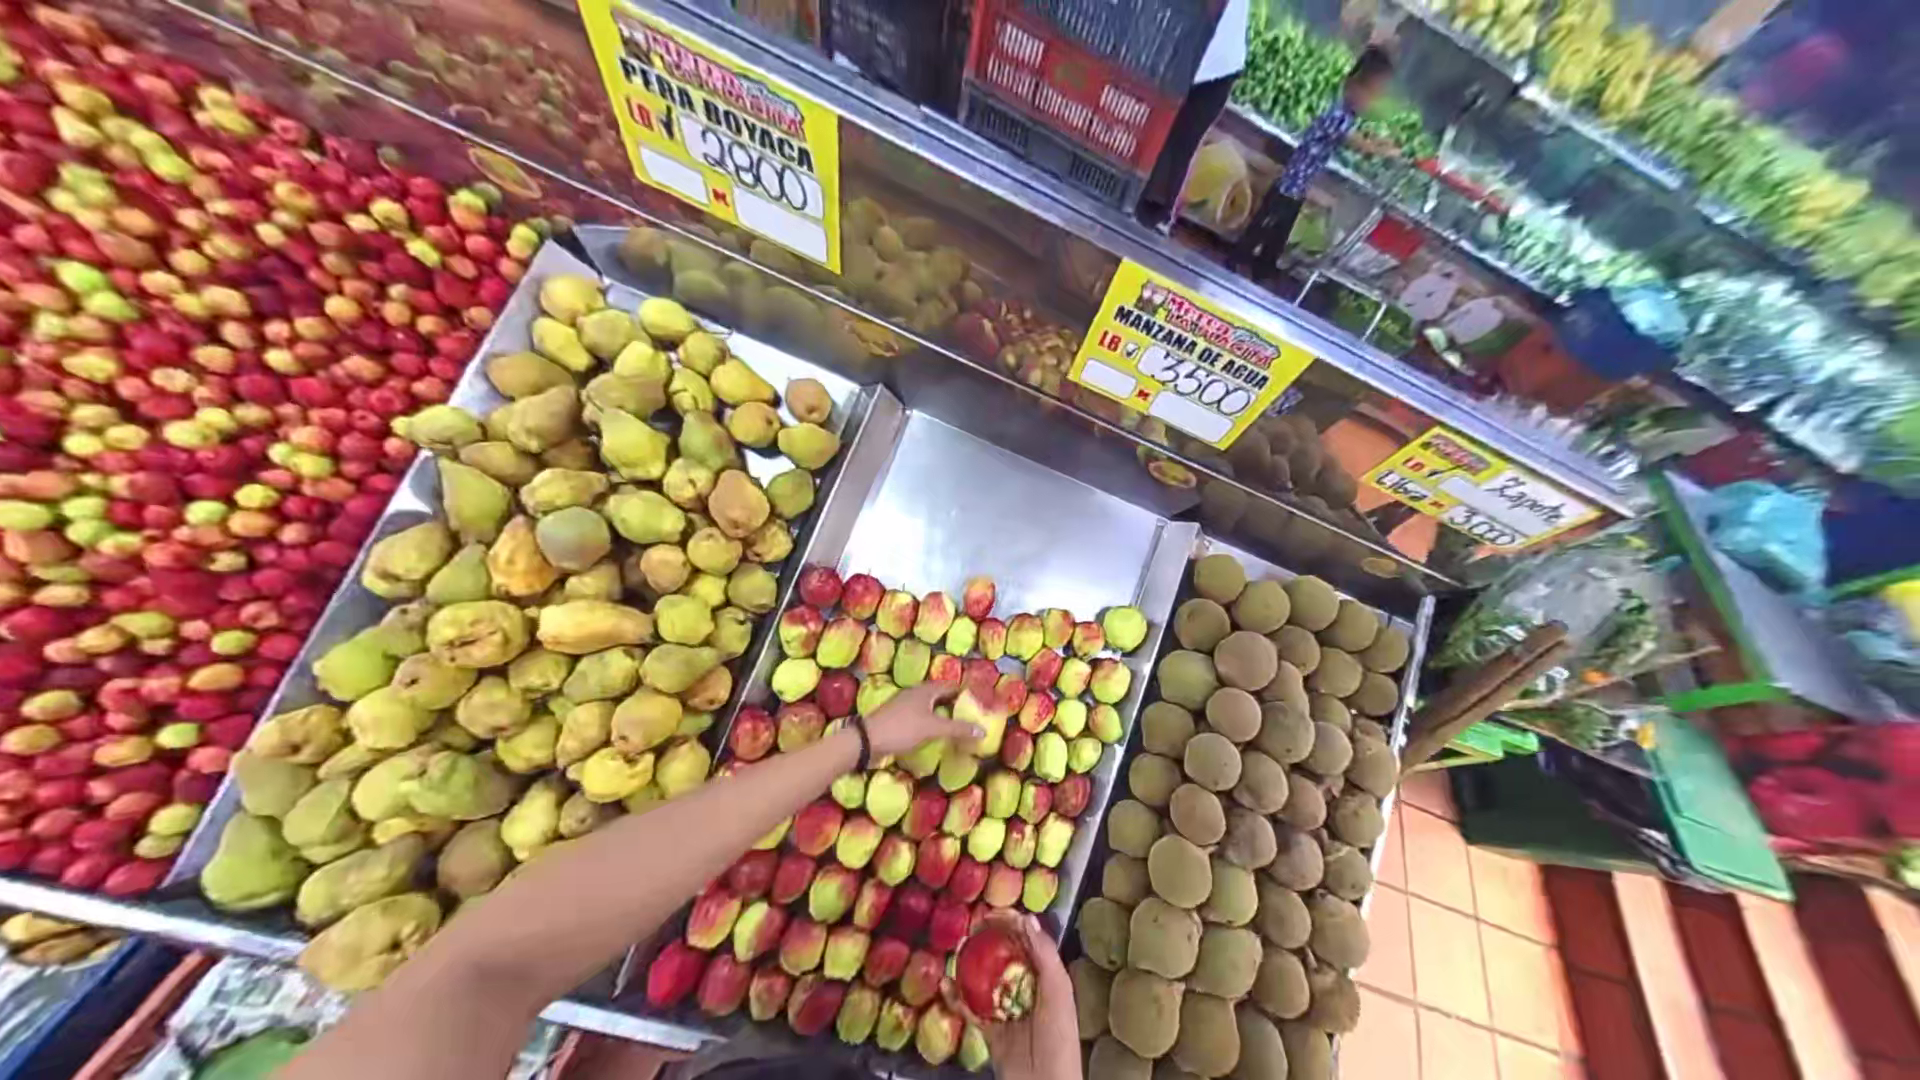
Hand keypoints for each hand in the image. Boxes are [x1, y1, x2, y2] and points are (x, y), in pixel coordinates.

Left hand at [863, 680, 974, 756]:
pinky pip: (921, 717)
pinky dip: (932, 722)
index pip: (950, 685)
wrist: (868, 740)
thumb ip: (957, 728)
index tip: (979, 699)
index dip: (965, 691)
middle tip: (971, 712)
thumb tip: (983, 730)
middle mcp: (915, 694)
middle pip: (940, 695)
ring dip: (942, 713)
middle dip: (954, 702)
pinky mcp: (898, 719)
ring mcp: (905, 706)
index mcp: (925, 690)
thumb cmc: (902, 728)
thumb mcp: (933, 728)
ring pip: (929, 706)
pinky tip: (936, 733)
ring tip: (957, 723)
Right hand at [947, 914, 1081, 1079]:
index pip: (1026, 939)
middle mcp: (1026, 988)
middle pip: (1003, 954)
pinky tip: (945, 985)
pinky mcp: (991, 1032)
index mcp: (1046, 976)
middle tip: (968, 928)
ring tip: (955, 951)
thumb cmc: (1059, 1041)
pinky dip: (957, 998)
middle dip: (986, 938)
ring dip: (968, 964)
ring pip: (984, 979)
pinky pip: (971, 1010)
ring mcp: (1007, 1010)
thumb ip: (1045, 956)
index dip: (1010, 922)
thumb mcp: (1058, 994)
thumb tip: (1028, 918)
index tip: (988, 913)